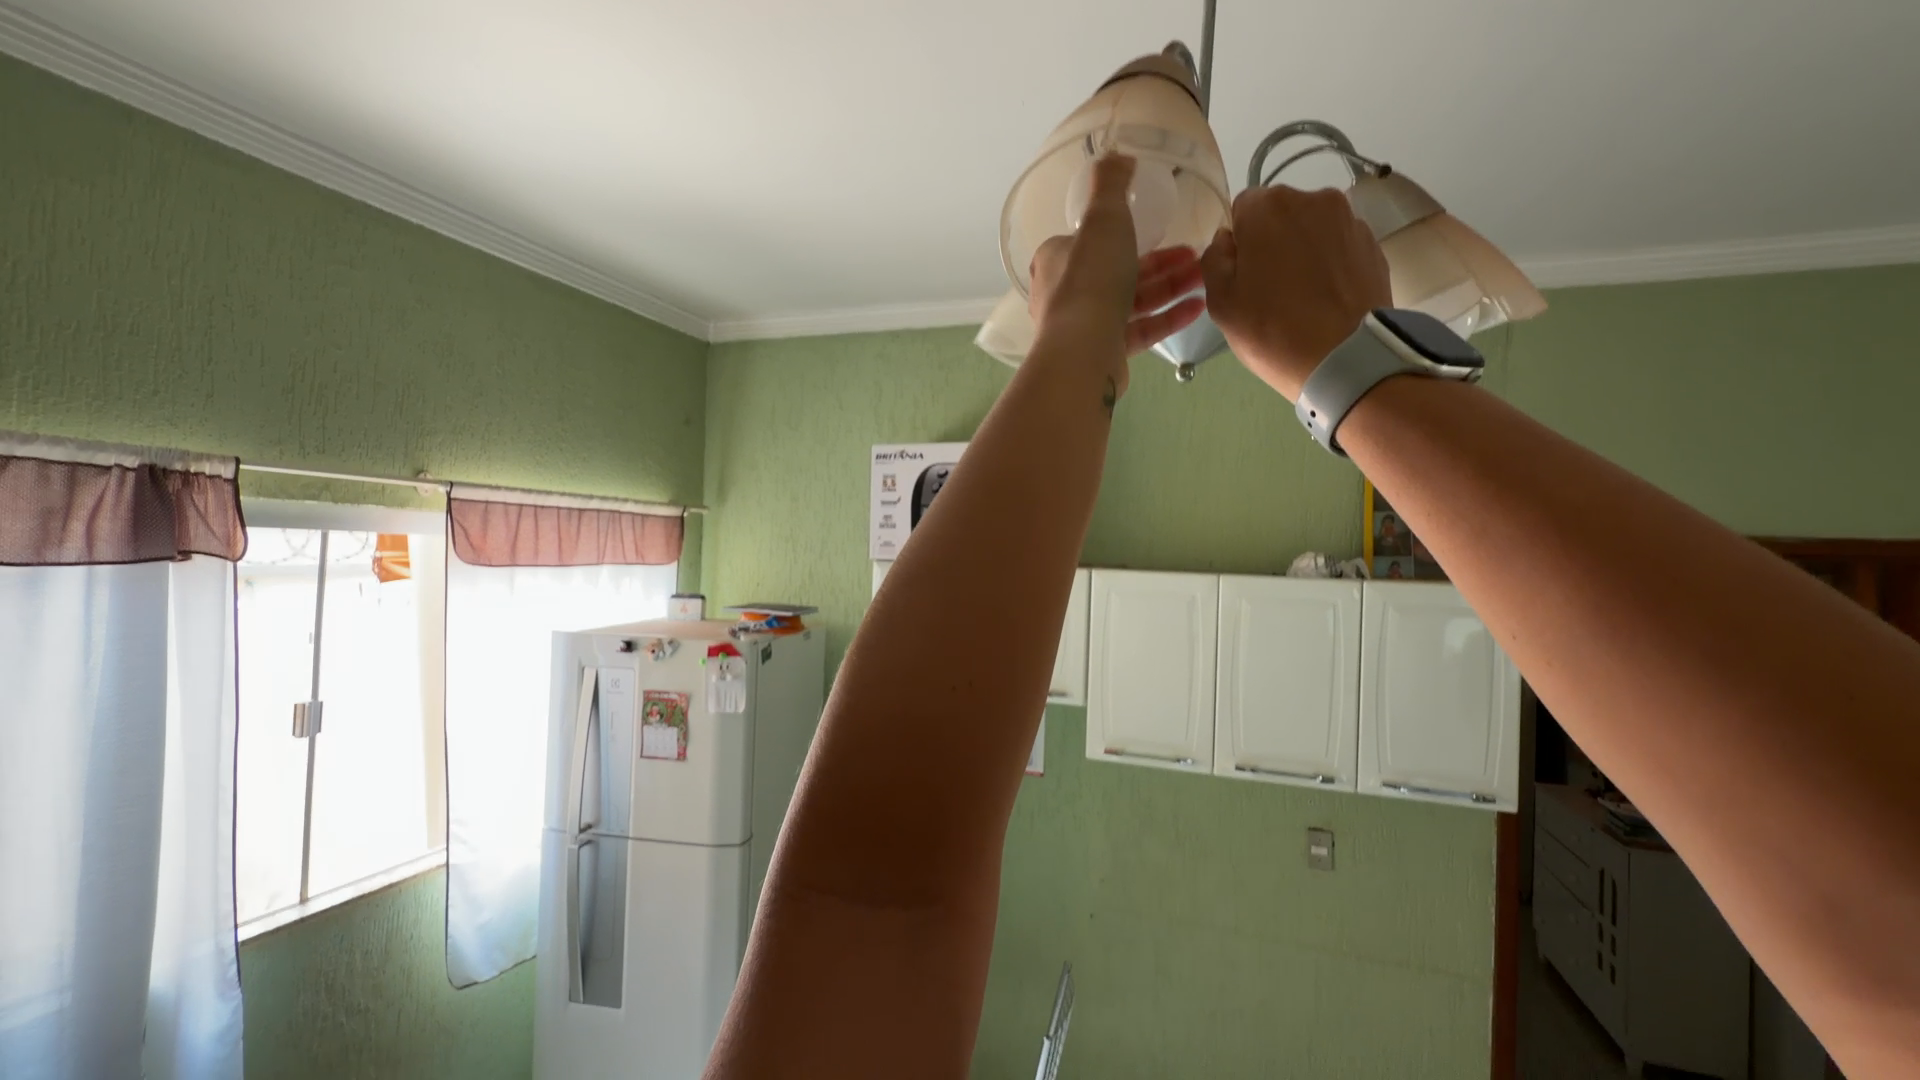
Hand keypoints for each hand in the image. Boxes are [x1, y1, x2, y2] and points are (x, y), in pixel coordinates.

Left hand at [1028, 154, 1205, 398]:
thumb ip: (1111, 185)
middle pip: (1119, 269)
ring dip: (1170, 286)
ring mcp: (1085, 325)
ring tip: (1205, 276)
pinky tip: (1198, 307)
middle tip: (1195, 252)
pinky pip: (1140, 329)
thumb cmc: (1092, 278)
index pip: (1092, 239)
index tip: (1161, 227)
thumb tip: (1116, 154)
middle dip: (1161, 260)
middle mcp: (1066, 292)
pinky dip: (1167, 316)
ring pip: (1133, 299)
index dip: (1128, 231)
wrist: (1084, 351)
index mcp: (1058, 258)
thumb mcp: (1103, 217)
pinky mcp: (1105, 352)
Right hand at [1202, 186, 1390, 400]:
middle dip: (1271, 240)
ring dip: (1302, 249)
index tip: (1242, 273)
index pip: (1242, 209)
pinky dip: (1329, 262)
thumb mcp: (1220, 303)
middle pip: (1279, 214)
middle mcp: (1312, 199)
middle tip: (1269, 287)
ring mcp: (1349, 219)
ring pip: (1311, 227)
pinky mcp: (1373, 243)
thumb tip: (1227, 240)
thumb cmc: (1272, 330)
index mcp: (1268, 207)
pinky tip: (1325, 296)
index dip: (1239, 241)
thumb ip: (1214, 259)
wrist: (1345, 359)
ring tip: (1301, 293)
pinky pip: (1338, 245)